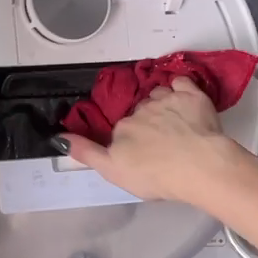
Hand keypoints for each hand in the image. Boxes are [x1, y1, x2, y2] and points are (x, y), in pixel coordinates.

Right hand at [59, 78, 257, 206]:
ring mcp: (167, 100)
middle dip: (146, 121)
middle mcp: (140, 109)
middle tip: (160, 142)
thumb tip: (58, 138)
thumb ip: (86, 153)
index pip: (121, 128)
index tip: (139, 152)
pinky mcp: (192, 96)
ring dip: (162, 103)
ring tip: (175, 124)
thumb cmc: (155, 175)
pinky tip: (183, 97)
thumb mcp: (113, 170)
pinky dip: (180, 86)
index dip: (129, 139)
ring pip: (159, 95)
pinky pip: (182, 82)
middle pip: (140, 110)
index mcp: (121, 127)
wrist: (198, 167)